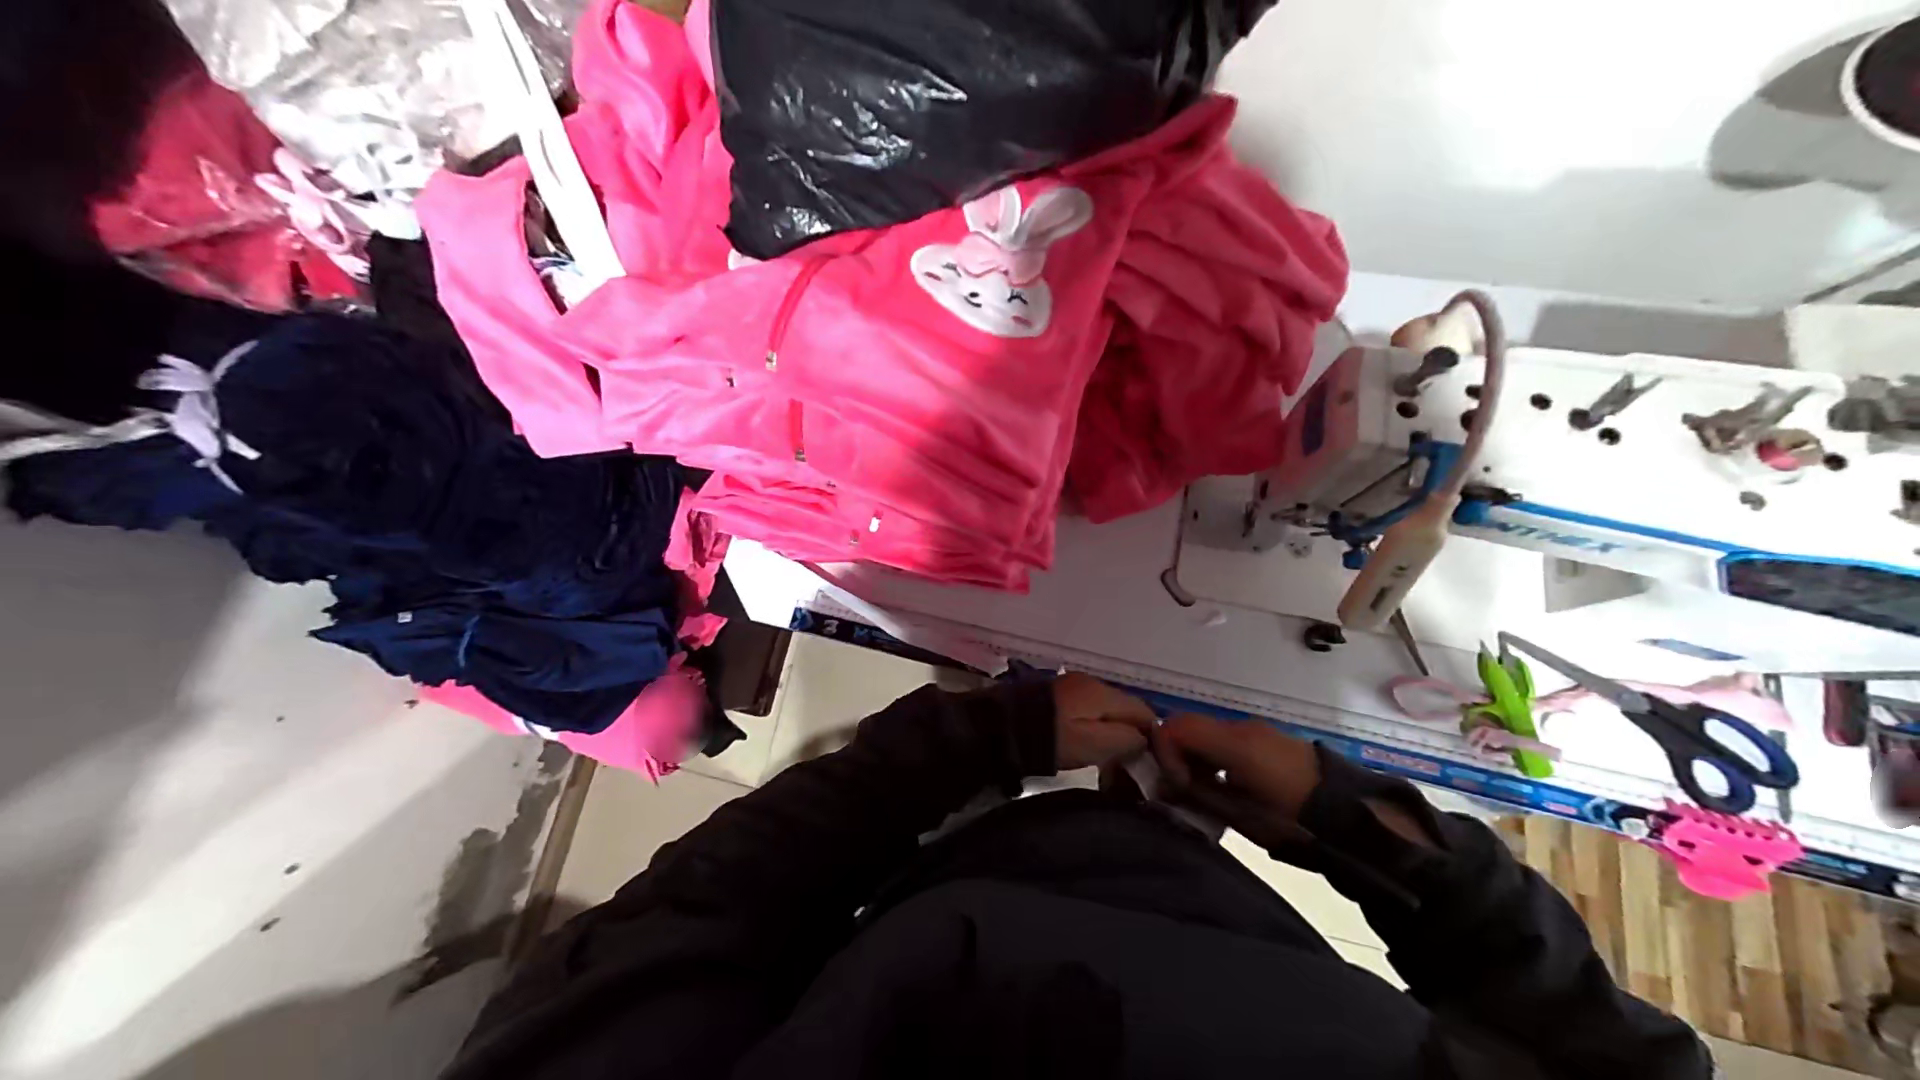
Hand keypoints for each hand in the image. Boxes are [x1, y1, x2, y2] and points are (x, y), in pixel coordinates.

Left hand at [1051, 673, 1154, 769]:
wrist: (1001, 727)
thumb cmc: (1053, 739)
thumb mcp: (1094, 744)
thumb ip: (1126, 739)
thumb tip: (1144, 738)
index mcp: (1102, 692)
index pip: (1143, 709)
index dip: (1151, 735)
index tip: (1149, 760)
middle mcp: (1090, 682)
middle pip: (1122, 708)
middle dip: (1129, 734)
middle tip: (1127, 763)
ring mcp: (1071, 686)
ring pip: (1104, 709)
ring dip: (1109, 731)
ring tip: (1106, 758)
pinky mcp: (1055, 695)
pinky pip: (1085, 709)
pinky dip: (1092, 726)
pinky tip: (1086, 744)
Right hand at [1150, 713, 1321, 850]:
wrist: (1353, 817)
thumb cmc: (1292, 821)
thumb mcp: (1240, 816)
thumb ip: (1196, 796)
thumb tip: (1164, 786)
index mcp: (1234, 744)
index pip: (1176, 727)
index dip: (1165, 752)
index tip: (1175, 784)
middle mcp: (1242, 728)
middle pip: (1190, 727)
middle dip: (1176, 755)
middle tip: (1181, 790)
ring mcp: (1257, 731)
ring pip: (1208, 733)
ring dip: (1195, 757)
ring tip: (1203, 793)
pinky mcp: (1269, 740)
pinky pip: (1227, 740)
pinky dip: (1214, 757)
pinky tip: (1226, 786)